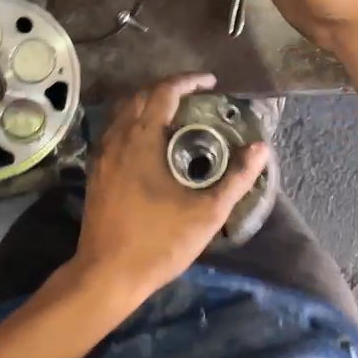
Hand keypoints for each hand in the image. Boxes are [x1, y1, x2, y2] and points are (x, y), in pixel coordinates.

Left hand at [74, 73, 269, 302]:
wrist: (106, 275)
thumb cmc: (158, 241)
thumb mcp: (207, 212)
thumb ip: (237, 178)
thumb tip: (261, 149)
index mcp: (142, 138)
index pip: (165, 91)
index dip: (189, 81)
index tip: (211, 82)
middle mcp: (118, 138)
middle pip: (142, 95)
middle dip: (169, 89)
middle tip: (197, 97)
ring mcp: (103, 154)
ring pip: (125, 112)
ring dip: (150, 105)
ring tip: (177, 116)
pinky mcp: (96, 171)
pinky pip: (116, 131)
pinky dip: (135, 123)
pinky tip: (152, 144)